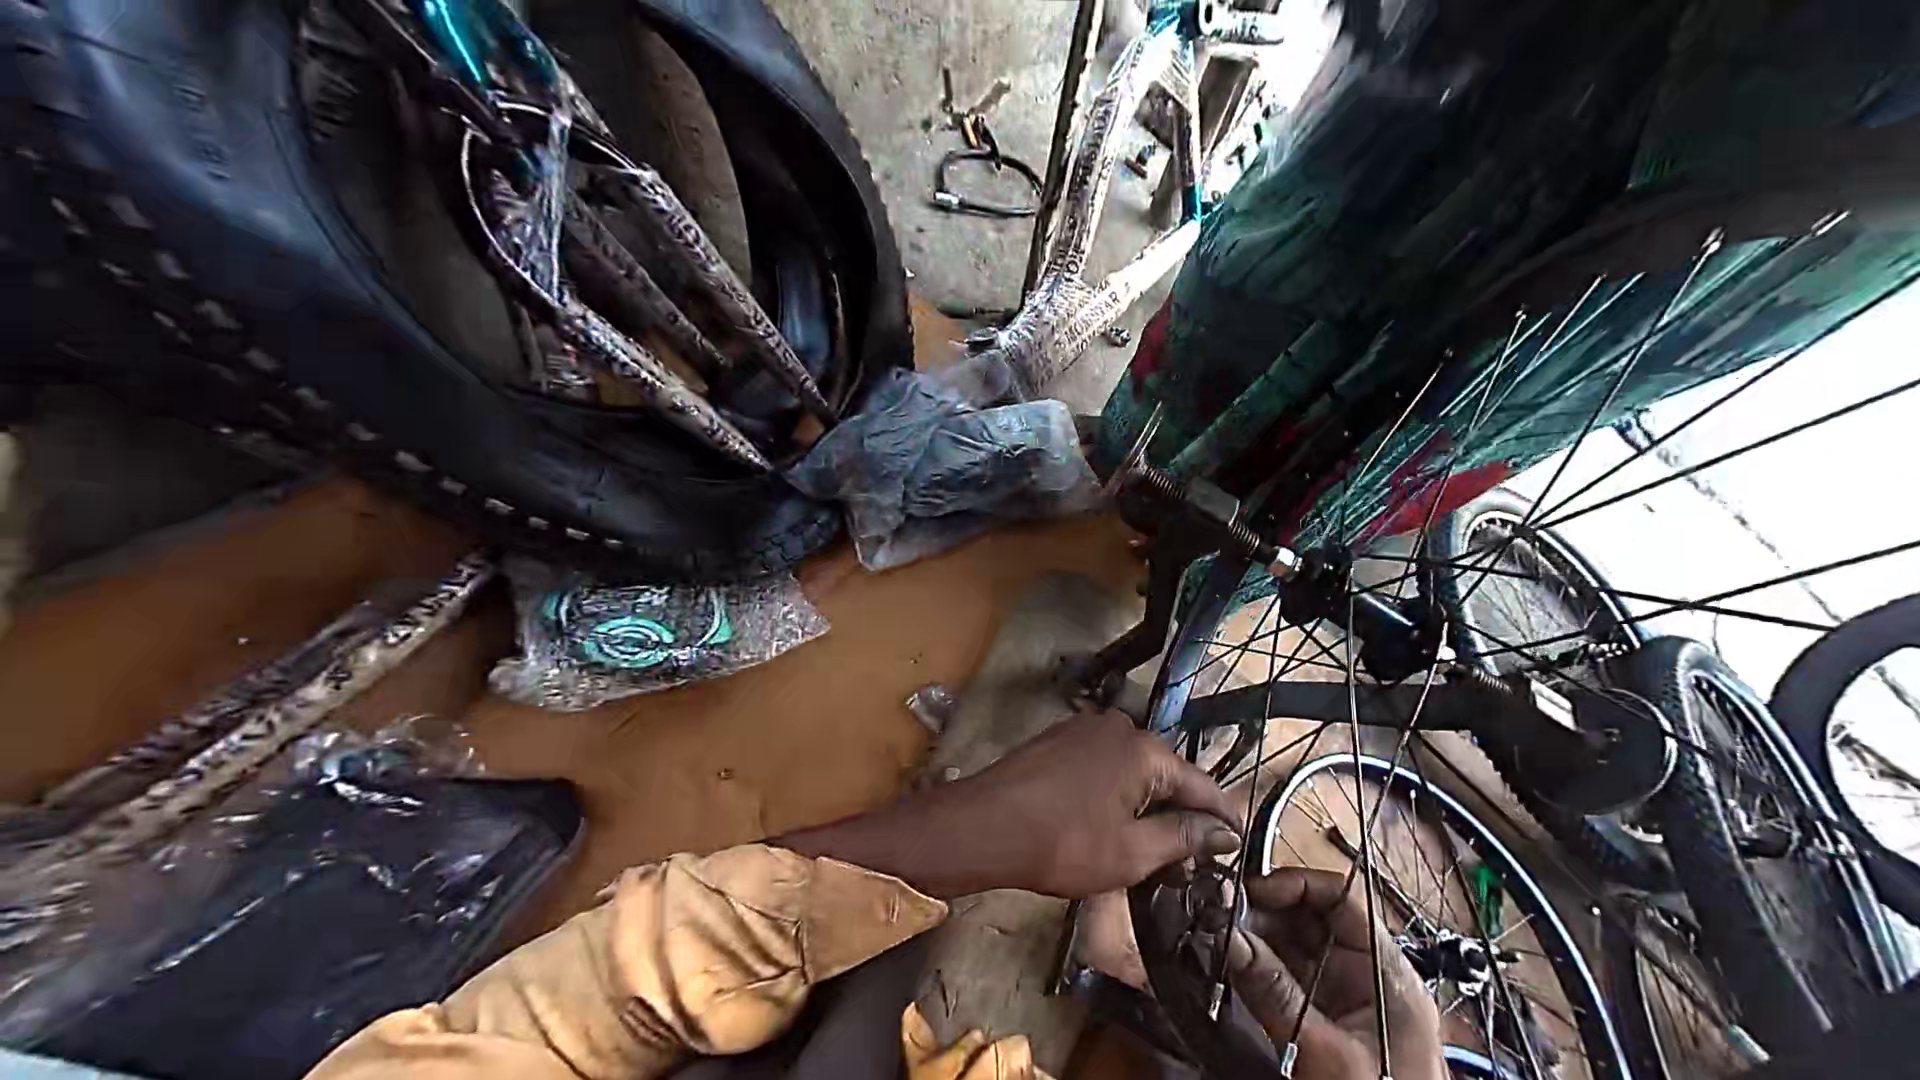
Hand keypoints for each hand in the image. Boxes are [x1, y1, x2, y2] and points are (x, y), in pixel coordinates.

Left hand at [779, 710, 1240, 898]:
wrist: (985, 823)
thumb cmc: (1062, 842)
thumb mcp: (1132, 852)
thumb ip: (1183, 838)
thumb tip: (1222, 832)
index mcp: (1144, 749)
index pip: (1201, 784)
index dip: (1222, 819)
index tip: (1238, 845)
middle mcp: (1119, 727)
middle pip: (1166, 774)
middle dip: (1179, 814)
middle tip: (1187, 862)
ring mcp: (1085, 728)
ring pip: (1134, 770)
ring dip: (1145, 805)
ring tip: (1148, 849)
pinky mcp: (1060, 738)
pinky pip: (1104, 765)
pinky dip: (1116, 792)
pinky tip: (1109, 822)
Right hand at [1228, 868, 1444, 1079]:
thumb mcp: (1327, 1053)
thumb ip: (1274, 992)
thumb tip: (1226, 935)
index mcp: (1386, 971)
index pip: (1340, 897)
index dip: (1294, 883)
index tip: (1249, 888)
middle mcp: (1362, 972)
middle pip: (1308, 915)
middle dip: (1262, 908)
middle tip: (1220, 911)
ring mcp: (1339, 993)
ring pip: (1288, 941)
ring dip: (1251, 934)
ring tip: (1217, 936)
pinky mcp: (1317, 1014)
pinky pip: (1279, 971)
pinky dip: (1251, 962)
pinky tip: (1225, 961)